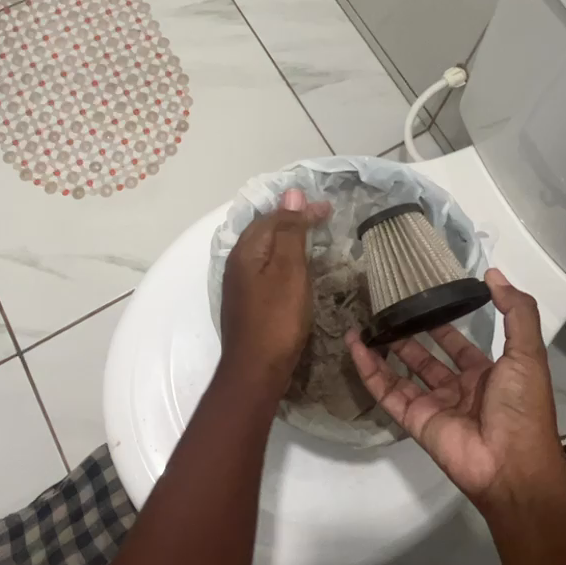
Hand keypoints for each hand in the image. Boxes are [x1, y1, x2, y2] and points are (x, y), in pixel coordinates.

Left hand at [220, 189, 331, 390]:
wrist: (255, 371)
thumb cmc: (277, 319)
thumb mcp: (289, 270)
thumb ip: (290, 232)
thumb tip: (291, 193)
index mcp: (246, 250)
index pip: (274, 217)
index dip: (300, 209)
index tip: (328, 209)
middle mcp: (237, 262)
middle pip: (265, 230)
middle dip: (292, 219)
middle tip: (321, 217)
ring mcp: (239, 284)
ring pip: (264, 249)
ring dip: (287, 238)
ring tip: (311, 237)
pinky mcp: (246, 301)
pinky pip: (264, 267)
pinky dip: (282, 258)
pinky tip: (294, 268)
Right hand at [347, 269, 565, 507]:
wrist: (513, 466)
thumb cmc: (522, 407)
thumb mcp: (528, 353)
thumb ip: (516, 312)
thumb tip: (492, 274)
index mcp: (487, 374)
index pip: (458, 344)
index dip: (442, 324)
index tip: (420, 301)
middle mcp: (459, 389)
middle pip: (426, 358)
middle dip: (407, 335)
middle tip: (384, 311)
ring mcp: (434, 405)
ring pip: (402, 372)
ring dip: (382, 350)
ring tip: (362, 325)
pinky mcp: (414, 420)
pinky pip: (388, 392)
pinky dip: (370, 371)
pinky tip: (356, 347)